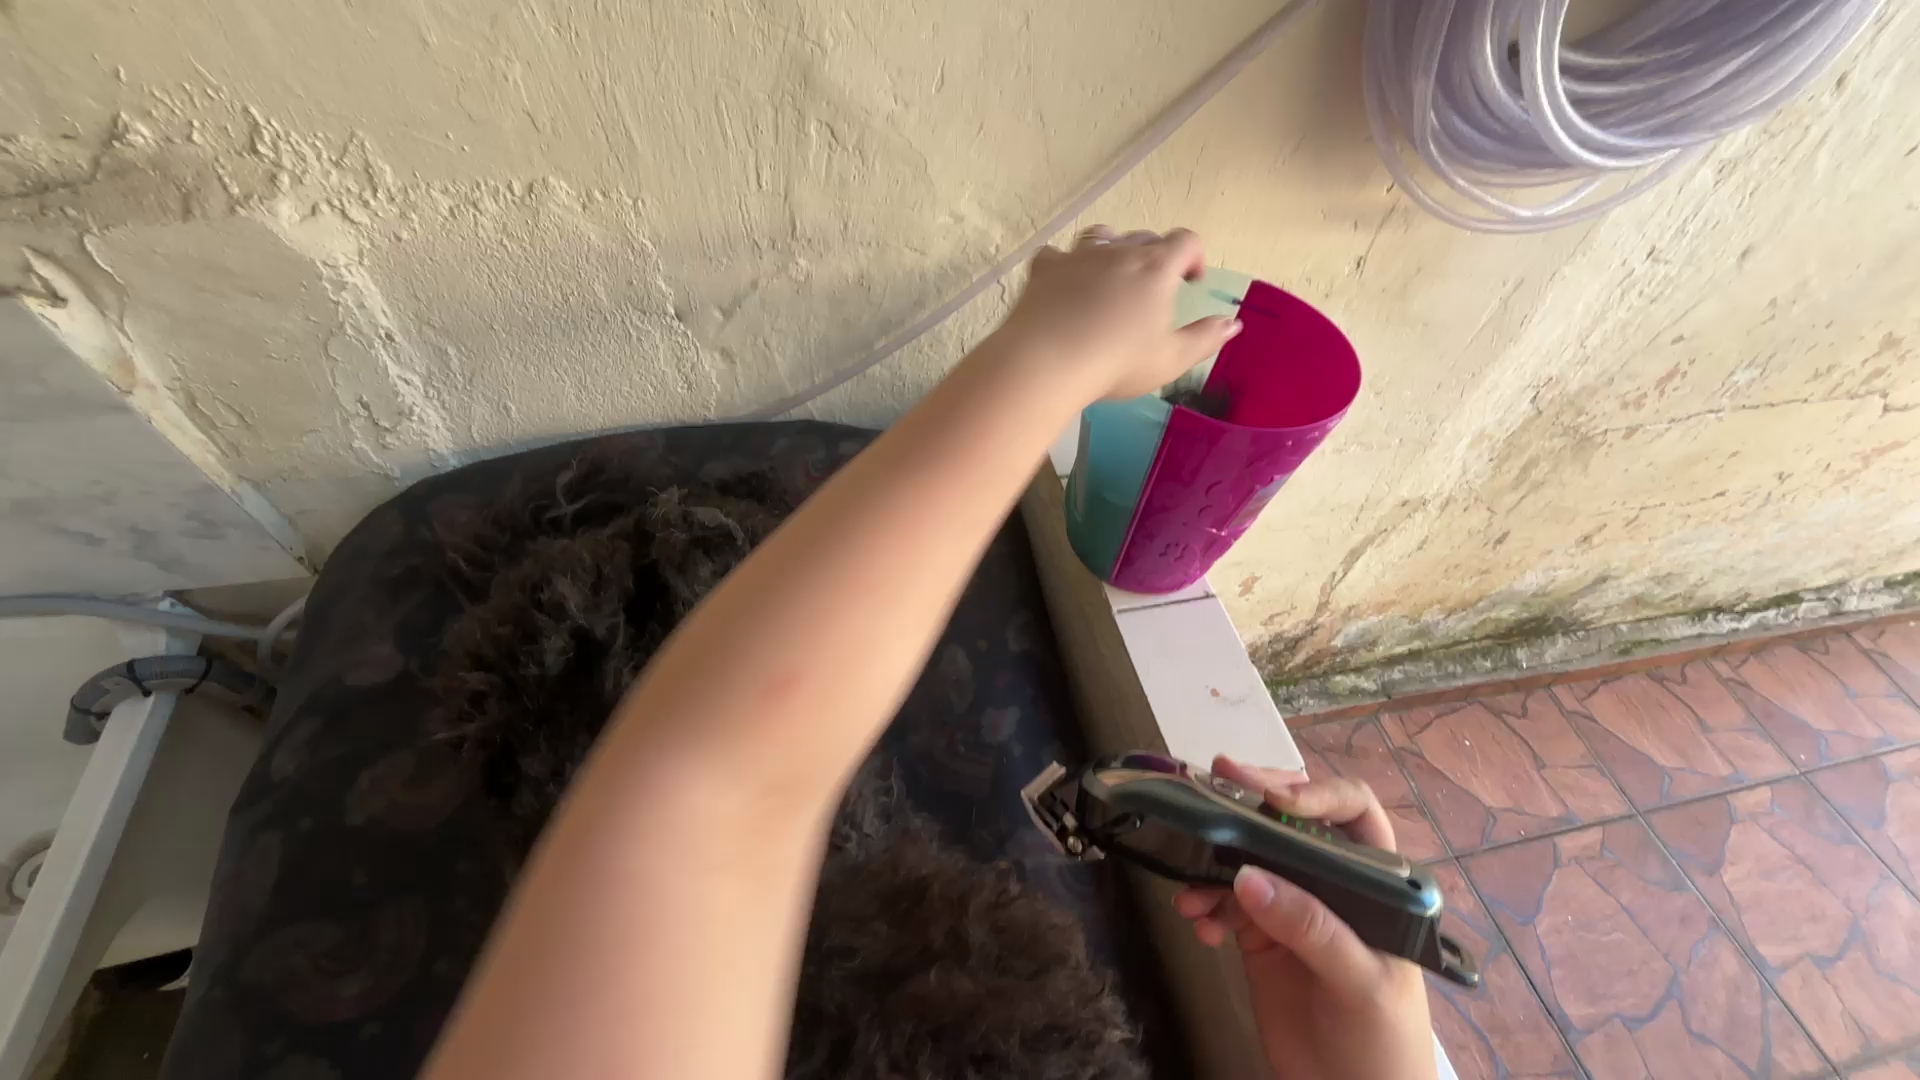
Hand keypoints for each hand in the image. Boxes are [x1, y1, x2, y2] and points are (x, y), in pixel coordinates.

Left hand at [996, 226, 1241, 400]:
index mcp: (1156, 268)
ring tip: (1110, 276)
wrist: (1048, 362)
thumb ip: (1204, 338)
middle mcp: (1119, 251)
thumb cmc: (1117, 363)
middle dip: (1154, 256)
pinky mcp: (1044, 269)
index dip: (1194, 256)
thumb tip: (1233, 322)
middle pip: (1144, 238)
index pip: (1186, 241)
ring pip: (1101, 236)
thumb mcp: (1170, 359)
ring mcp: (1078, 256)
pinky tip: (1063, 281)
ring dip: (1111, 249)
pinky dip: (1064, 264)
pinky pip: (1056, 254)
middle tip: (1151, 288)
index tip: (1191, 280)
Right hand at [1175, 756, 1436, 1079]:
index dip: (1317, 793)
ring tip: (1191, 894)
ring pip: (1246, 858)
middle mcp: (1328, 883)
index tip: (1274, 797)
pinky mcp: (1257, 933)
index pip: (1352, 813)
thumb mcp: (1362, 984)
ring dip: (1212, 865)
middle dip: (1251, 801)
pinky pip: (1222, 901)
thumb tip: (1247, 876)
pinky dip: (1204, 905)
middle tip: (1214, 778)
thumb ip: (1311, 928)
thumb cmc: (1384, 1043)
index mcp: (1372, 884)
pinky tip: (1198, 925)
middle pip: (1290, 821)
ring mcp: (1290, 905)